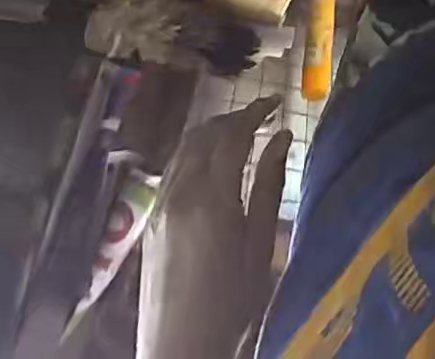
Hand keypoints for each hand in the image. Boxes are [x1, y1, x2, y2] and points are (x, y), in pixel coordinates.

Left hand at [139, 97, 292, 358]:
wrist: (179, 354)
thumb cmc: (231, 306)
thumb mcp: (259, 246)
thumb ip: (270, 185)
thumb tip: (283, 136)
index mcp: (212, 198)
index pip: (233, 135)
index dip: (255, 112)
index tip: (275, 101)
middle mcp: (180, 192)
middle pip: (206, 134)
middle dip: (234, 117)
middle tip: (262, 116)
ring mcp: (161, 204)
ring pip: (186, 146)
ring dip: (213, 130)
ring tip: (240, 132)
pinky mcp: (151, 218)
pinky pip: (173, 166)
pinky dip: (195, 150)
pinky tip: (212, 160)